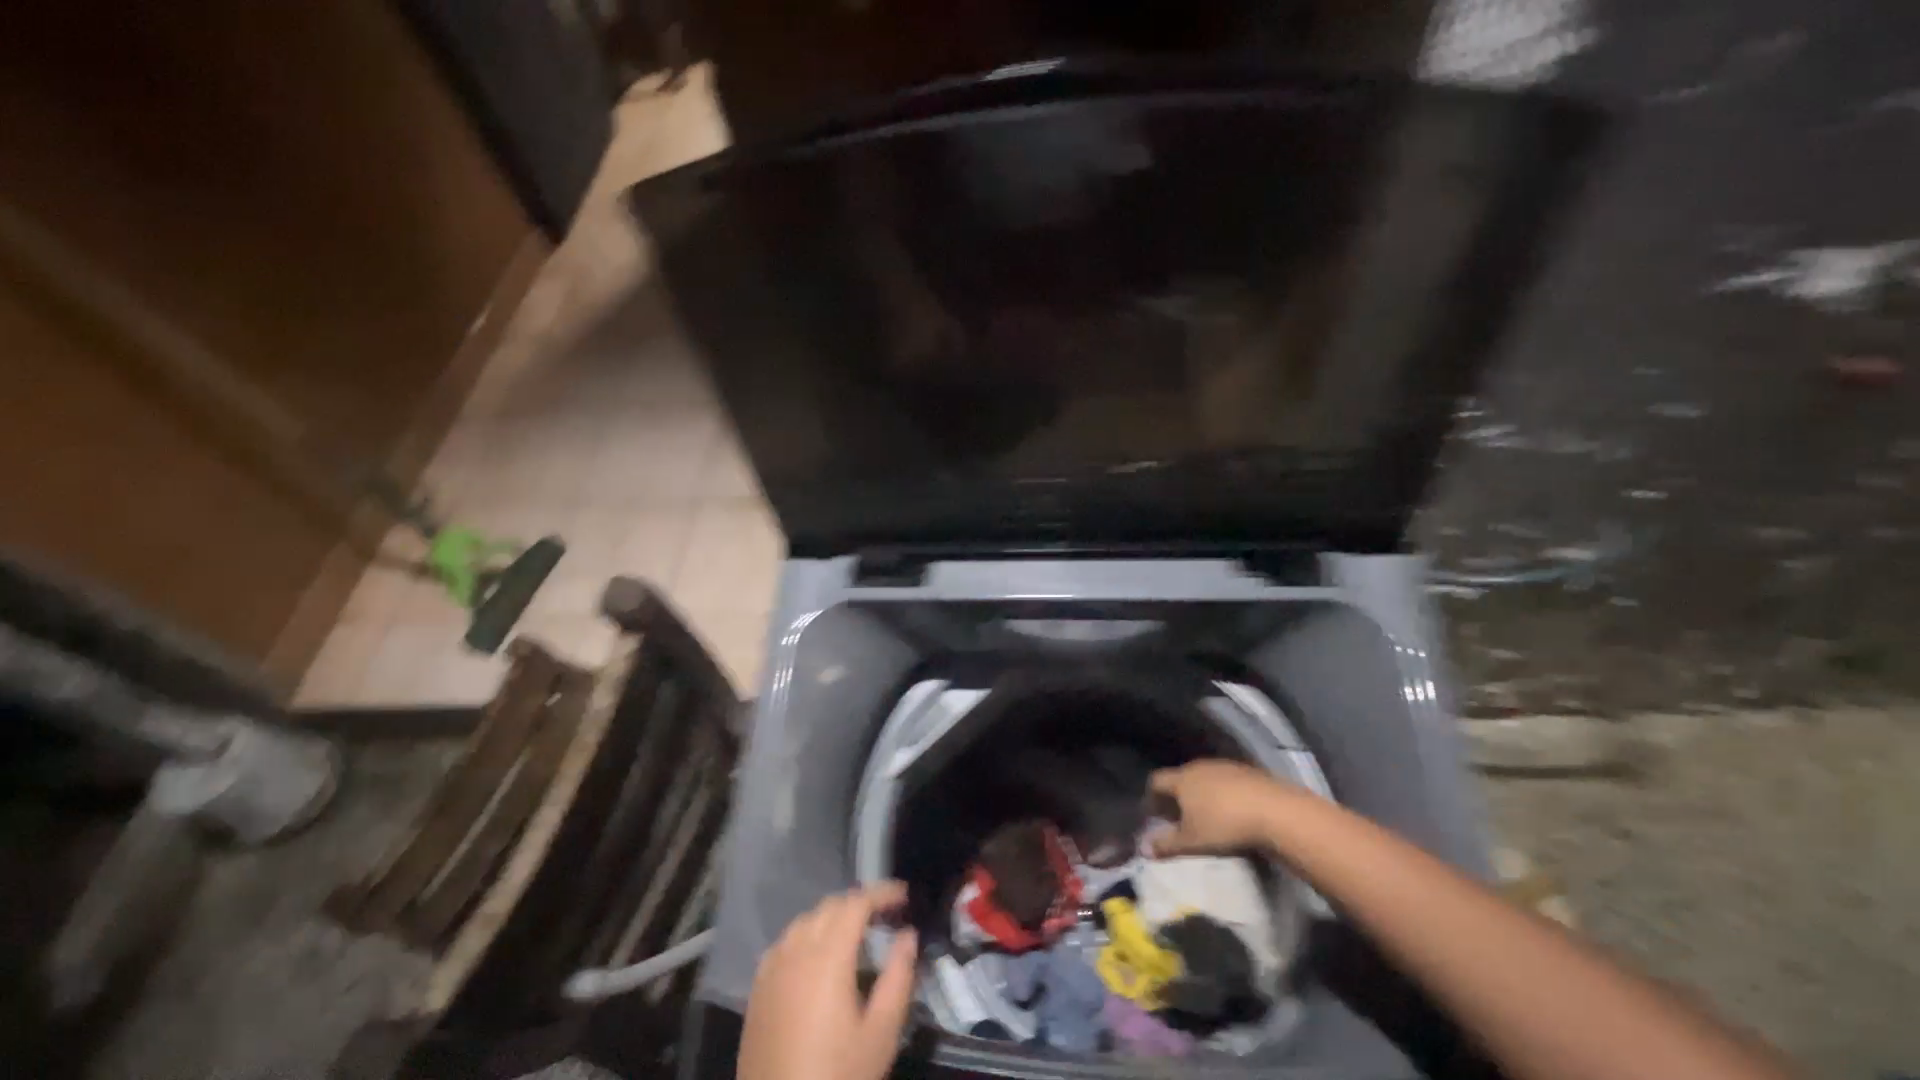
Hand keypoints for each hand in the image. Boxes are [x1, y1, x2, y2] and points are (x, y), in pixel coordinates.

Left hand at [739, 882, 918, 1079]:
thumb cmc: (838, 1074)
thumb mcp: (881, 1032)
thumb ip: (898, 977)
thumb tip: (908, 936)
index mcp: (827, 957)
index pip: (855, 904)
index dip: (881, 893)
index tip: (904, 896)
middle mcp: (795, 952)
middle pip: (828, 907)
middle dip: (859, 903)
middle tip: (887, 916)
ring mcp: (771, 969)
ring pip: (803, 921)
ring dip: (832, 917)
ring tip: (856, 934)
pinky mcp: (758, 989)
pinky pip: (784, 943)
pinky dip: (807, 935)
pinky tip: (818, 958)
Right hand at [1147, 759, 1293, 856]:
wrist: (1276, 812)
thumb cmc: (1224, 825)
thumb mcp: (1191, 842)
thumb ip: (1165, 845)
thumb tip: (1143, 849)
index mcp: (1182, 779)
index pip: (1156, 781)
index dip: (1151, 798)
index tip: (1153, 816)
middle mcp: (1201, 766)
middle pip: (1180, 778)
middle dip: (1176, 797)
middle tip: (1178, 819)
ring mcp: (1227, 767)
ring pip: (1205, 779)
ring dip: (1201, 795)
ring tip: (1206, 817)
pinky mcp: (1250, 772)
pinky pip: (1227, 782)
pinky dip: (1223, 795)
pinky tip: (1232, 813)